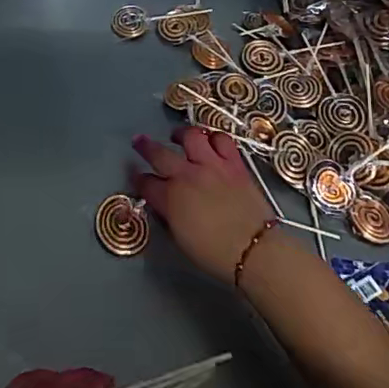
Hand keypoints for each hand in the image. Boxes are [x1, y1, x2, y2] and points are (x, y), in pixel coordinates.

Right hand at [133, 126, 274, 279]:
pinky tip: (210, 141)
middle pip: (161, 154)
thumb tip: (164, 201)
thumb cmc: (213, 253)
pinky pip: (222, 139)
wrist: (252, 248)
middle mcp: (188, 175)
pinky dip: (214, 137)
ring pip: (193, 136)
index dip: (139, 179)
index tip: (136, 174)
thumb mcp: (180, 237)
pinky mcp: (234, 162)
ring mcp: (212, 165)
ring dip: (182, 134)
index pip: (147, 183)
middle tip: (140, 141)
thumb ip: (169, 214)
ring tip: (178, 136)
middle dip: (146, 147)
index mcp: (171, 199)